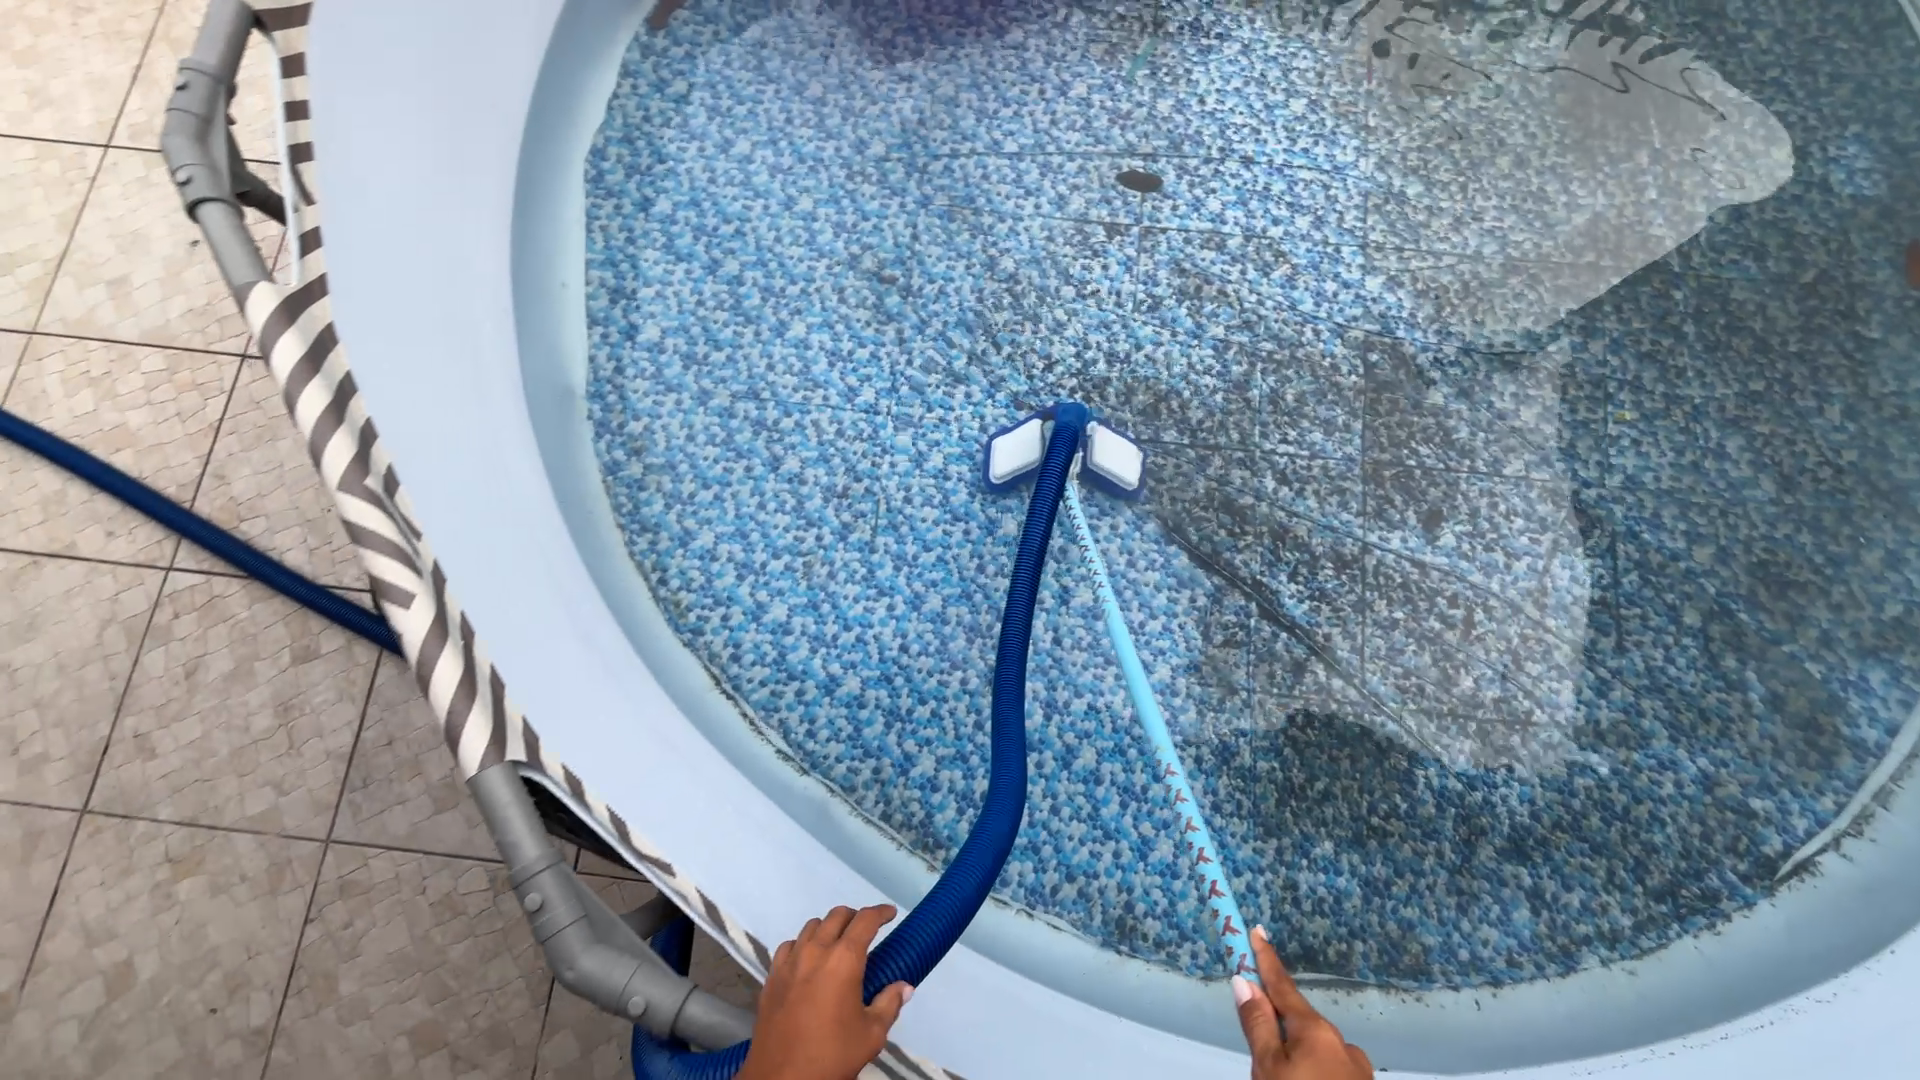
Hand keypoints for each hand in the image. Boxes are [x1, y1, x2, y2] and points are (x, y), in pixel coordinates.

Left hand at [736, 904, 913, 1079]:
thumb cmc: (831, 1056)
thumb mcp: (871, 1035)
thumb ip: (889, 1004)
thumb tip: (905, 986)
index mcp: (844, 960)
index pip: (865, 920)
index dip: (881, 912)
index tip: (890, 914)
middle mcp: (815, 951)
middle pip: (837, 916)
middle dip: (855, 917)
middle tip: (867, 931)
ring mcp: (789, 962)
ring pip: (811, 927)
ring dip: (829, 928)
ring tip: (838, 945)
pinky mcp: (771, 976)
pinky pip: (789, 946)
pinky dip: (803, 944)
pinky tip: (808, 961)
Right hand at [1234, 925, 1372, 1079]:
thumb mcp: (1268, 1069)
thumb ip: (1257, 1025)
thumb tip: (1244, 981)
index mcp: (1315, 1030)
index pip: (1283, 986)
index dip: (1267, 959)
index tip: (1258, 930)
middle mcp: (1342, 1044)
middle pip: (1299, 1024)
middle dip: (1277, 1029)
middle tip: (1259, 1059)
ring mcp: (1359, 1072)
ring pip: (1316, 1054)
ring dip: (1296, 1061)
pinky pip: (1329, 1075)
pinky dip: (1313, 1077)